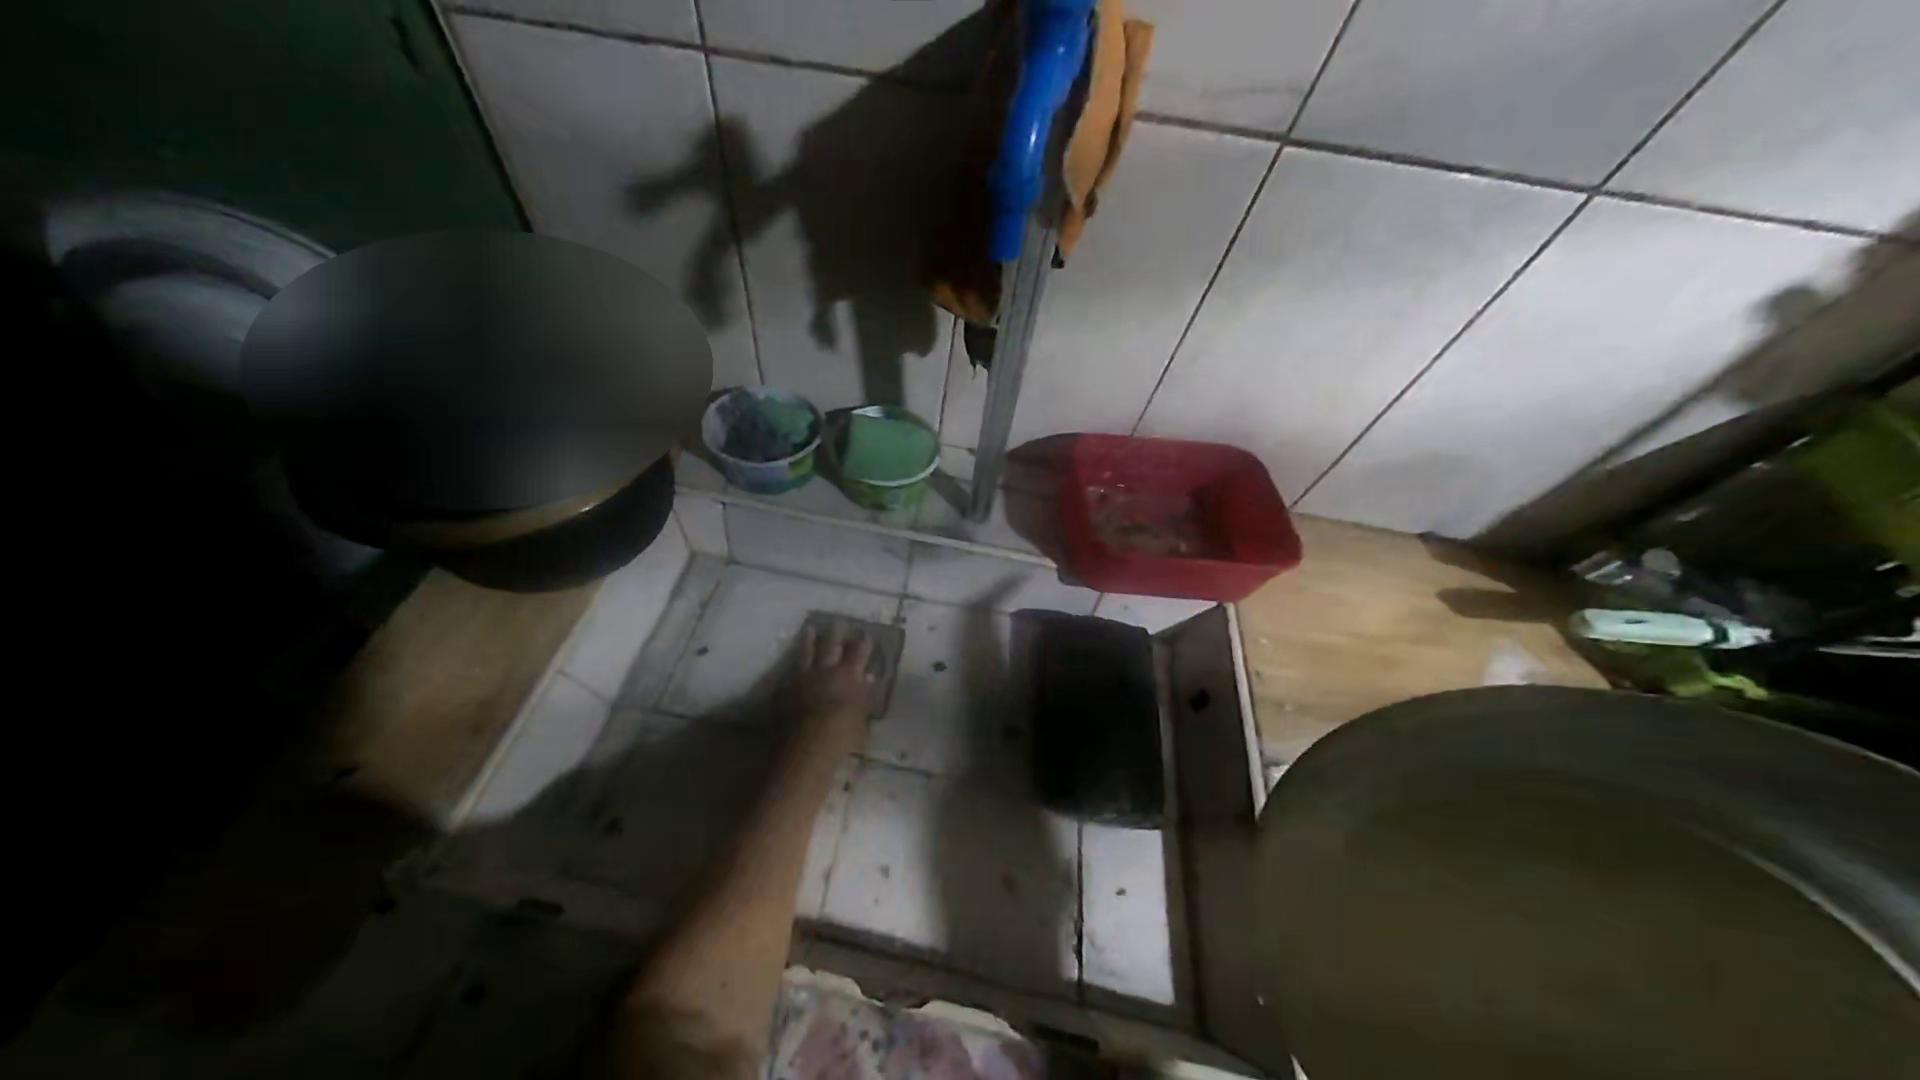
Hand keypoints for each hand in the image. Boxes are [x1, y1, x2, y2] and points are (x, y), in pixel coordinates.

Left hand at [788, 625, 876, 745]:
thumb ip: (865, 694)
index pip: (858, 654)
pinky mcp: (784, 690)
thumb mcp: (861, 716)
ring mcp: (802, 678)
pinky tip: (791, 666)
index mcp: (848, 676)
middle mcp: (825, 671)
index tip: (866, 634)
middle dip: (836, 634)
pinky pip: (789, 673)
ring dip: (809, 641)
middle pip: (831, 647)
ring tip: (810, 629)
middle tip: (838, 622)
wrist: (806, 748)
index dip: (863, 644)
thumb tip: (869, 677)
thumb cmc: (842, 735)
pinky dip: (793, 668)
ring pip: (806, 654)